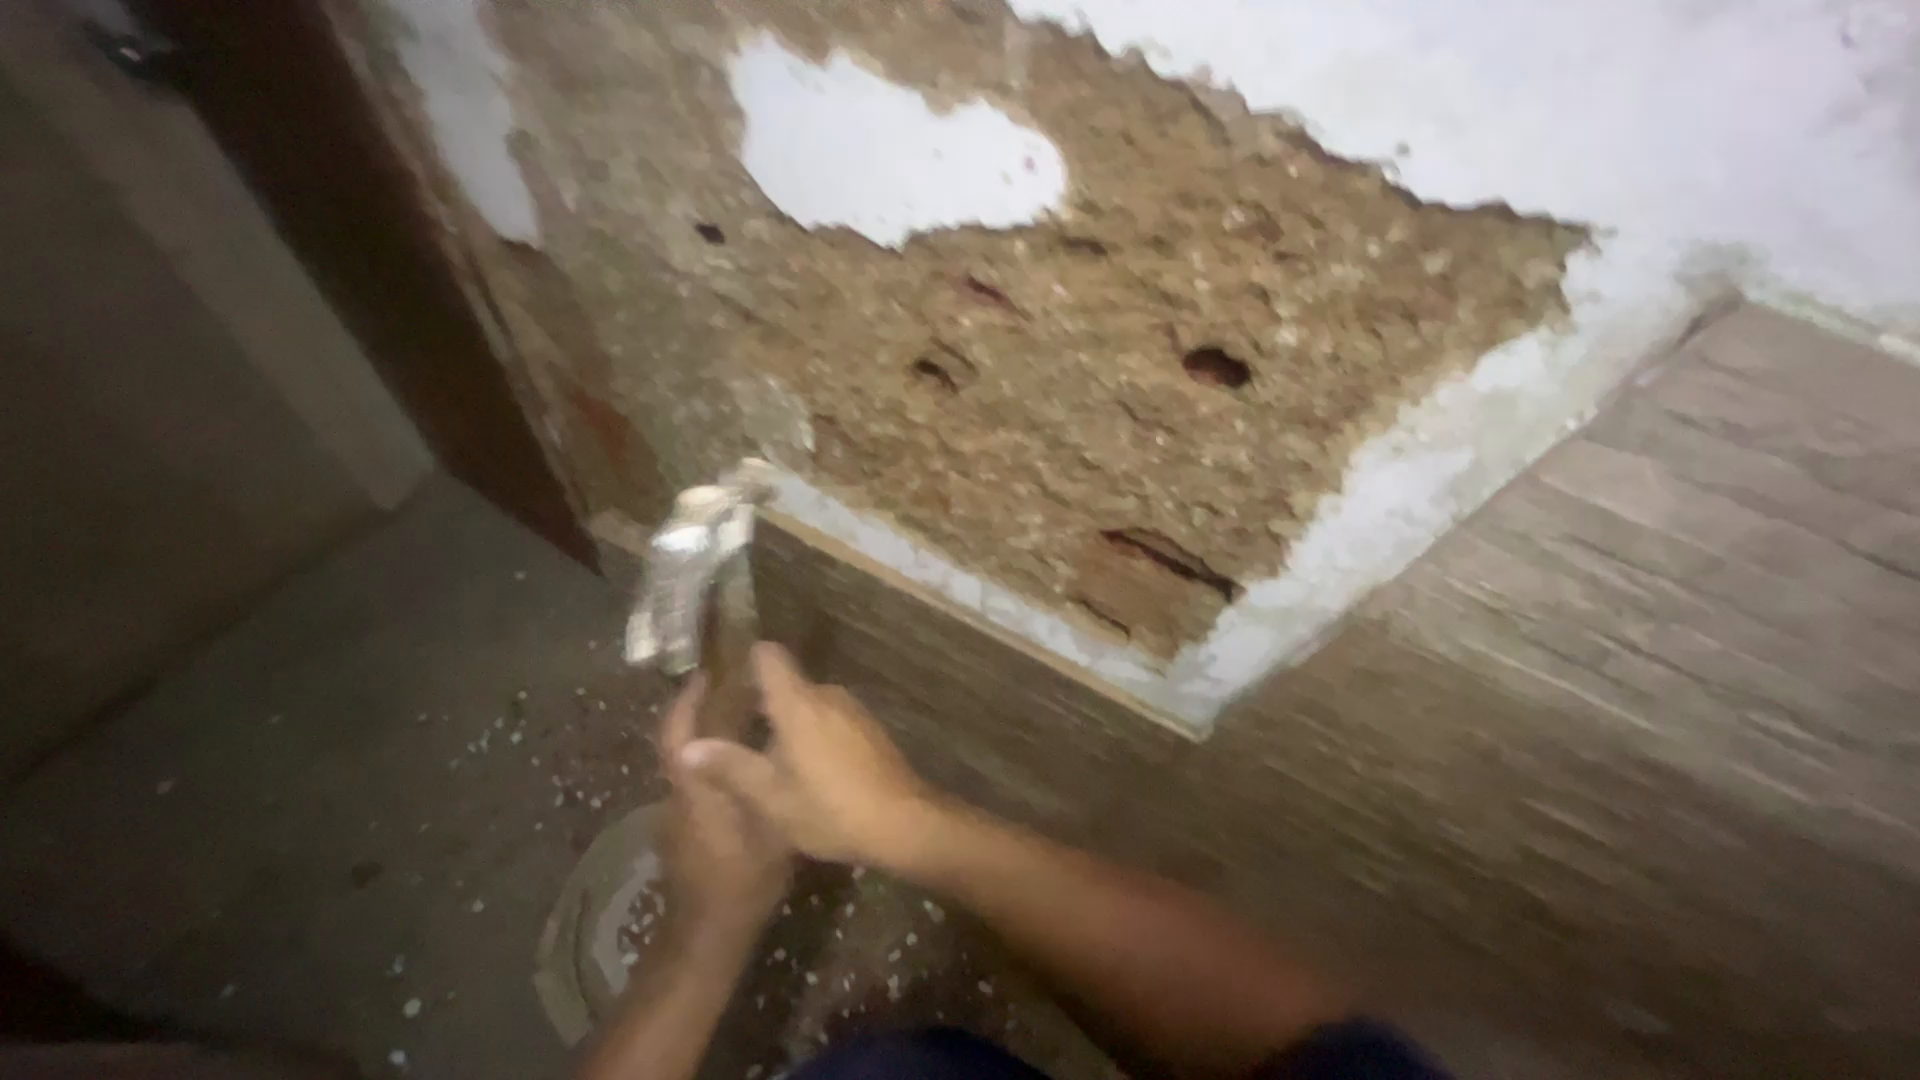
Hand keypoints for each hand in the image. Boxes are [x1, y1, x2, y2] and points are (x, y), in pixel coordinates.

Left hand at [658, 677, 792, 933]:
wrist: (707, 935)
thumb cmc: (744, 879)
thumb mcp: (772, 830)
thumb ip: (769, 785)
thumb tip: (780, 745)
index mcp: (696, 791)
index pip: (677, 734)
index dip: (686, 701)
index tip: (705, 674)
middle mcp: (677, 798)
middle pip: (681, 745)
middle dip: (702, 715)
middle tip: (739, 693)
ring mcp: (675, 819)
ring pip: (690, 768)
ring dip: (711, 744)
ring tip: (751, 730)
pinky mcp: (682, 835)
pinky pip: (696, 789)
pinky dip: (715, 772)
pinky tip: (747, 776)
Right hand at [678, 643, 937, 867]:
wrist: (904, 822)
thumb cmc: (831, 809)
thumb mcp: (772, 797)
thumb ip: (730, 768)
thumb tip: (687, 748)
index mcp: (799, 704)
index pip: (770, 657)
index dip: (747, 661)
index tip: (726, 680)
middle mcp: (827, 696)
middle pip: (788, 684)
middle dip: (764, 704)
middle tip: (739, 733)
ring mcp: (854, 710)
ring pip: (811, 705)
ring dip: (792, 724)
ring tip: (771, 758)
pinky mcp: (871, 729)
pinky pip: (832, 720)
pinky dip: (817, 735)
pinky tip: (811, 770)